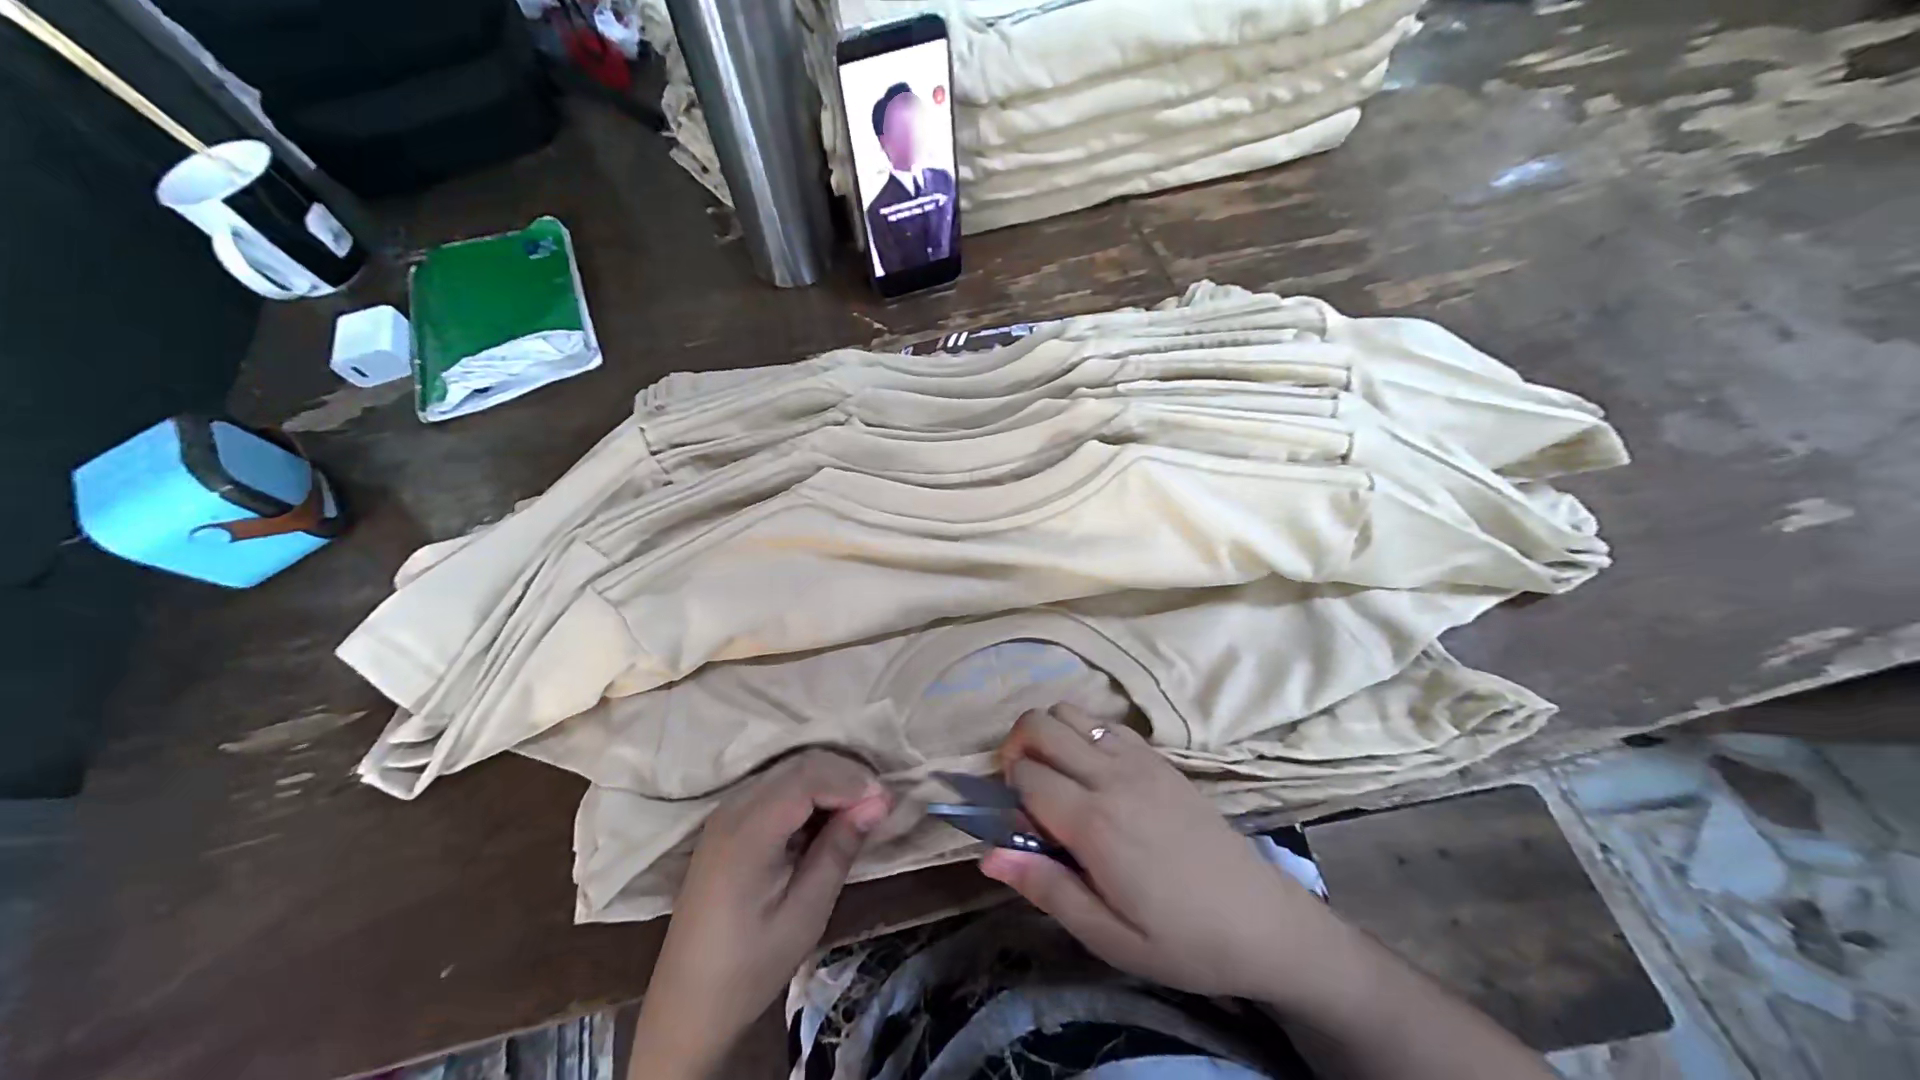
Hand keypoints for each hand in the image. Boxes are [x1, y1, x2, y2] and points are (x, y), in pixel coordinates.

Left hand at [629, 750, 891, 1078]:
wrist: (688, 1002)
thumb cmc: (751, 965)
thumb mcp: (806, 912)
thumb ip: (840, 848)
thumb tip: (879, 802)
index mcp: (748, 832)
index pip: (808, 777)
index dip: (852, 781)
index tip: (888, 803)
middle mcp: (732, 809)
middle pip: (798, 765)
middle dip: (844, 775)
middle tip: (879, 806)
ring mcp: (725, 813)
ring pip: (787, 771)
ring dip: (828, 781)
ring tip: (860, 812)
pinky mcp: (726, 823)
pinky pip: (774, 787)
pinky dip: (807, 792)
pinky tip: (826, 819)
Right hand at [980, 705, 1339, 1002]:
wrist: (1264, 922)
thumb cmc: (1181, 940)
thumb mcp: (1107, 936)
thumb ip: (1045, 887)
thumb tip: (986, 855)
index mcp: (1094, 822)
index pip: (1025, 773)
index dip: (1008, 792)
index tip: (1020, 825)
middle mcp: (1112, 776)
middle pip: (1039, 724)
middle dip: (1016, 746)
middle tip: (1023, 788)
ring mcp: (1140, 761)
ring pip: (1070, 711)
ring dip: (1048, 734)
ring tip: (1055, 776)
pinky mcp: (1161, 759)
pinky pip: (1107, 723)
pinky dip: (1084, 733)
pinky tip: (1095, 772)